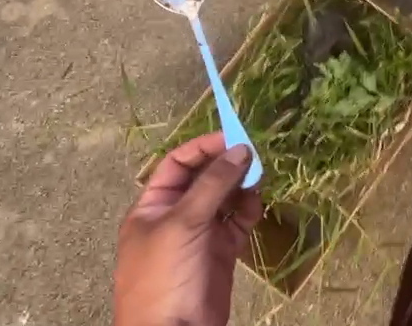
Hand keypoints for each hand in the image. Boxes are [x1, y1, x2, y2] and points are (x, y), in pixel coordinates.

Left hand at [115, 132, 261, 325]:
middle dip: (228, 165)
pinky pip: (238, 219)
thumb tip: (242, 147)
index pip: (178, 164)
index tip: (235, 136)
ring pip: (225, 196)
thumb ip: (214, 182)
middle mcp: (176, 216)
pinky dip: (249, 208)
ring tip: (259, 179)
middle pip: (205, 177)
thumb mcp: (183, 223)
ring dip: (242, 185)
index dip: (204, 147)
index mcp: (153, 208)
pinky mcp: (221, 250)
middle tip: (255, 156)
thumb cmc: (164, 276)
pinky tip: (255, 205)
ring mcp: (199, 234)